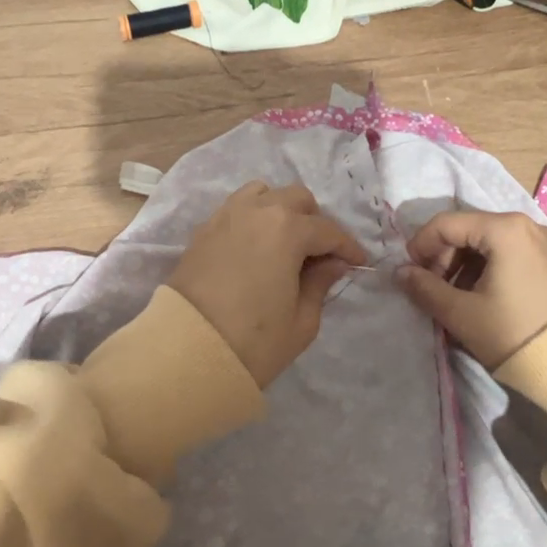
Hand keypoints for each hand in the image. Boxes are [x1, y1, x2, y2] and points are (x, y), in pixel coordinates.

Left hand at [167, 181, 370, 387]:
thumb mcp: (301, 321)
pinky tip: (257, 247)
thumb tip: (332, 263)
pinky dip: (253, 219)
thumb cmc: (253, 341)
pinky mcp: (202, 231)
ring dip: (280, 210)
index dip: (347, 247)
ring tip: (286, 243)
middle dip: (315, 221)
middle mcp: (256, 211)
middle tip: (321, 253)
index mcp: (287, 229)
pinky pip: (236, 209)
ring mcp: (225, 217)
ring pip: (262, 194)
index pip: (327, 230)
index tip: (358, 263)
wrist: (188, 352)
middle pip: (296, 199)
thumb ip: (320, 284)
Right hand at [398, 210, 546, 368]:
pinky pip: (510, 253)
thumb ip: (425, 288)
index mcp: (504, 229)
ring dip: (464, 265)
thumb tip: (401, 273)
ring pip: (489, 242)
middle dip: (443, 257)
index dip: (420, 245)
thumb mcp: (461, 313)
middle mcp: (527, 224)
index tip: (409, 273)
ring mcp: (545, 241)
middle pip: (469, 229)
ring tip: (454, 297)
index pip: (446, 224)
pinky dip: (488, 268)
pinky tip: (481, 297)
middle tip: (432, 288)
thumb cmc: (512, 332)